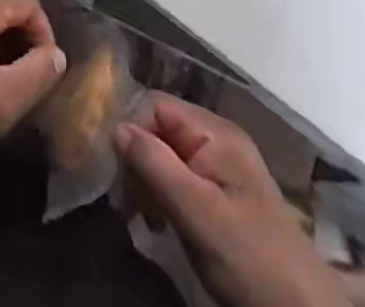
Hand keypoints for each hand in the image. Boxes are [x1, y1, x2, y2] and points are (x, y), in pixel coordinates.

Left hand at [0, 0, 67, 149]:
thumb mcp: (3, 98)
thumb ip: (39, 72)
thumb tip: (57, 55)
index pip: (30, 3)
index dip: (45, 38)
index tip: (40, 76)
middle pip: (12, 9)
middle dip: (26, 45)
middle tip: (25, 84)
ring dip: (6, 52)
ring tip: (4, 88)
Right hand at [117, 93, 347, 306]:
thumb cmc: (248, 259)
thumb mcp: (194, 210)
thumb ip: (153, 163)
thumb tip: (117, 127)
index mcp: (216, 133)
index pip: (155, 105)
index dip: (133, 131)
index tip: (121, 173)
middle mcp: (218, 140)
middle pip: (159, 128)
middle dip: (138, 159)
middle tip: (132, 202)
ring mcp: (222, 167)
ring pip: (165, 154)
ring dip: (147, 181)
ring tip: (146, 217)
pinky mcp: (221, 195)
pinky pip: (178, 177)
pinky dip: (162, 195)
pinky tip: (160, 222)